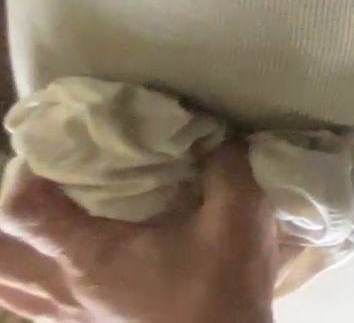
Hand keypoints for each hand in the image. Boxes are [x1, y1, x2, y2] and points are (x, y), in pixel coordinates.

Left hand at [0, 142, 275, 322]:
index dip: (25, 174)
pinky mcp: (75, 322)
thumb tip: (216, 137)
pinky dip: (16, 275)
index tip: (54, 142)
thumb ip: (226, 168)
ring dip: (7, 247)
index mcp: (91, 253)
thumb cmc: (223, 276)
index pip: (24, 212)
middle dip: (8, 211)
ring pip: (0, 281)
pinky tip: (50, 260)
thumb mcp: (240, 211)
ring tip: (43, 214)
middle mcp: (58, 284)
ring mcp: (61, 309)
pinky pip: (19, 299)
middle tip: (45, 176)